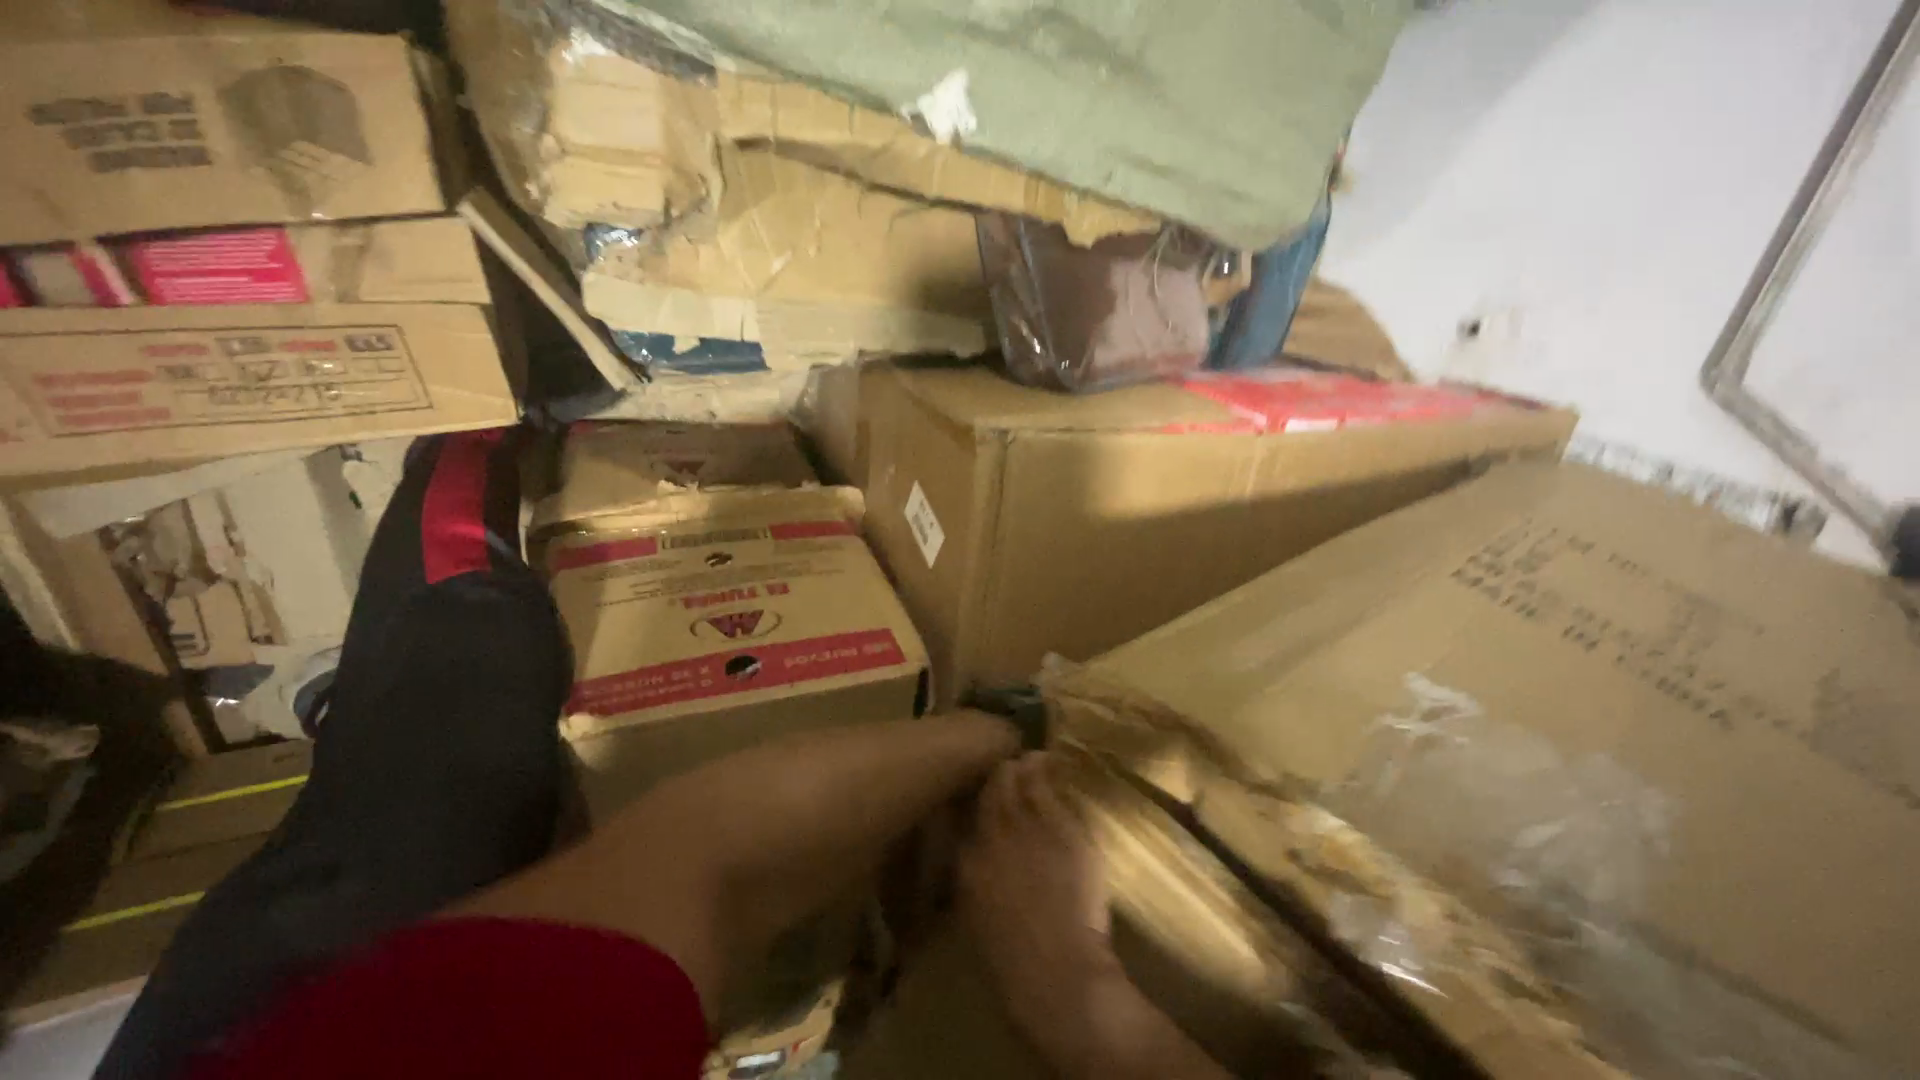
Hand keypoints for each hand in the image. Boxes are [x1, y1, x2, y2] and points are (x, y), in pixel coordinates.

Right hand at [959, 753, 1120, 1071]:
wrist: (1056, 972)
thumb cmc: (1014, 964)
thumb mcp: (977, 920)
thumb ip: (975, 881)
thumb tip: (975, 861)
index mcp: (966, 865)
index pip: (960, 820)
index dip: (969, 803)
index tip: (976, 792)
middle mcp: (991, 837)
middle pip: (989, 793)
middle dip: (995, 775)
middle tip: (1003, 762)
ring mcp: (1027, 828)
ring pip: (1018, 783)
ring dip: (1021, 766)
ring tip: (1026, 754)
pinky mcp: (1062, 828)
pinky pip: (1050, 790)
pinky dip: (1047, 772)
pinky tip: (1048, 760)